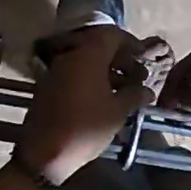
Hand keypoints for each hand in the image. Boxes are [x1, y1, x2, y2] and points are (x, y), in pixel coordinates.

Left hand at [16, 26, 156, 183]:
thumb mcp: (118, 111)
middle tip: (138, 77)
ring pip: (87, 62)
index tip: (144, 57)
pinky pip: (75, 74)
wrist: (43, 154)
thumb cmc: (86, 126)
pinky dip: (92, 80)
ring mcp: (56, 72)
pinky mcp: (49, 87)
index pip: (112, 35)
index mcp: (88, 56)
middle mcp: (70, 57)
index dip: (131, 43)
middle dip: (121, 59)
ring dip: (108, 71)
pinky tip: (105, 99)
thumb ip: (135, 95)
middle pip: (99, 47)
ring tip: (125, 90)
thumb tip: (147, 90)